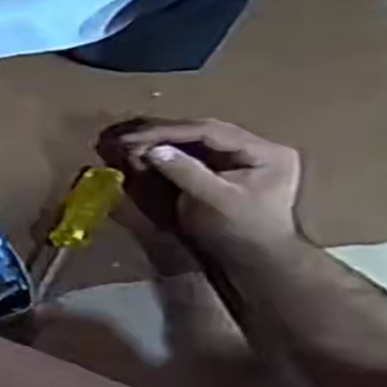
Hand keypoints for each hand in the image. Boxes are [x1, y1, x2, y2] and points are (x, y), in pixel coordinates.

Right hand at [107, 118, 302, 260]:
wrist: (253, 256)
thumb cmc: (239, 229)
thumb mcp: (213, 200)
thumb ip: (185, 172)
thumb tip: (151, 150)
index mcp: (264, 152)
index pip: (210, 131)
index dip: (167, 131)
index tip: (131, 138)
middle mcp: (252, 148)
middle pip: (199, 131)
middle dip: (160, 133)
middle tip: (123, 139)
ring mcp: (237, 157)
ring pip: (192, 139)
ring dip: (158, 140)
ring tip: (127, 144)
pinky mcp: (219, 167)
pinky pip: (188, 151)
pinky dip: (163, 150)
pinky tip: (141, 152)